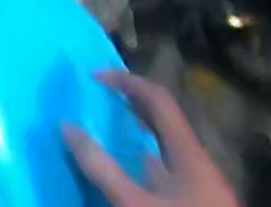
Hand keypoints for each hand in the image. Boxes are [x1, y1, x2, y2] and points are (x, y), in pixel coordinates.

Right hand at [66, 71, 237, 206]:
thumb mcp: (135, 205)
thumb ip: (101, 167)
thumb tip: (67, 126)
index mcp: (189, 154)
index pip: (157, 97)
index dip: (125, 80)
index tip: (93, 77)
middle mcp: (199, 164)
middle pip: (164, 119)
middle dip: (131, 103)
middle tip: (98, 97)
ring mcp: (204, 189)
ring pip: (168, 146)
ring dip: (138, 132)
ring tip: (107, 132)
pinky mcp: (201, 206)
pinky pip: (170, 170)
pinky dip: (145, 161)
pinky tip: (128, 175)